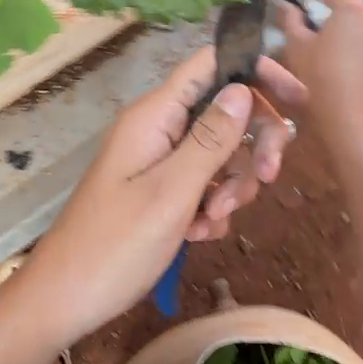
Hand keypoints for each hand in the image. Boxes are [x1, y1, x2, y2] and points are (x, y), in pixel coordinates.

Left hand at [16, 47, 301, 343]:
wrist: (65, 299)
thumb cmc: (116, 245)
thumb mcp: (172, 192)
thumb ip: (211, 139)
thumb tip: (244, 87)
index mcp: (155, 115)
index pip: (211, 64)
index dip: (256, 71)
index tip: (297, 100)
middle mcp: (157, 127)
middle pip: (223, 110)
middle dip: (251, 144)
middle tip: (266, 179)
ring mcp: (157, 159)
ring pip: (218, 153)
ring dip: (230, 185)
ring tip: (213, 220)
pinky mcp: (158, 190)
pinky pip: (201, 184)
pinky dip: (211, 207)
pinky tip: (200, 235)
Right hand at [277, 0, 362, 154]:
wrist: (359, 121)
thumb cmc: (321, 77)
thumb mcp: (296, 47)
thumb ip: (290, 19)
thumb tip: (283, 3)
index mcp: (350, 8)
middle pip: (350, 9)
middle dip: (333, 14)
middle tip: (313, 25)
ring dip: (348, 34)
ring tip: (329, 50)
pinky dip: (361, 53)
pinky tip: (347, 70)